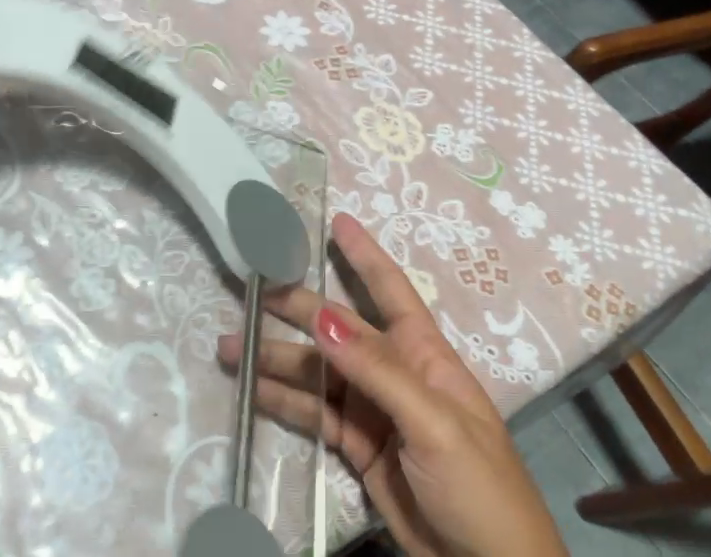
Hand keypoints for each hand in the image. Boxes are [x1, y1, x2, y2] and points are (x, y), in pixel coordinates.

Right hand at [219, 213, 566, 556]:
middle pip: (339, 331)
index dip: (366, 256)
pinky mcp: (358, 449)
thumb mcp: (434, 424)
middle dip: (297, 309)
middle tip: (251, 290)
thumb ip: (376, 369)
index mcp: (426, 358)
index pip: (392, 293)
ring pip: (318, 373)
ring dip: (276, 360)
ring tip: (230, 348)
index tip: (336, 221)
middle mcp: (396, 376)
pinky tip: (253, 390)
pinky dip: (283, 401)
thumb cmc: (480, 489)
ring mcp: (375, 413)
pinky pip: (314, 415)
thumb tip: (322, 316)